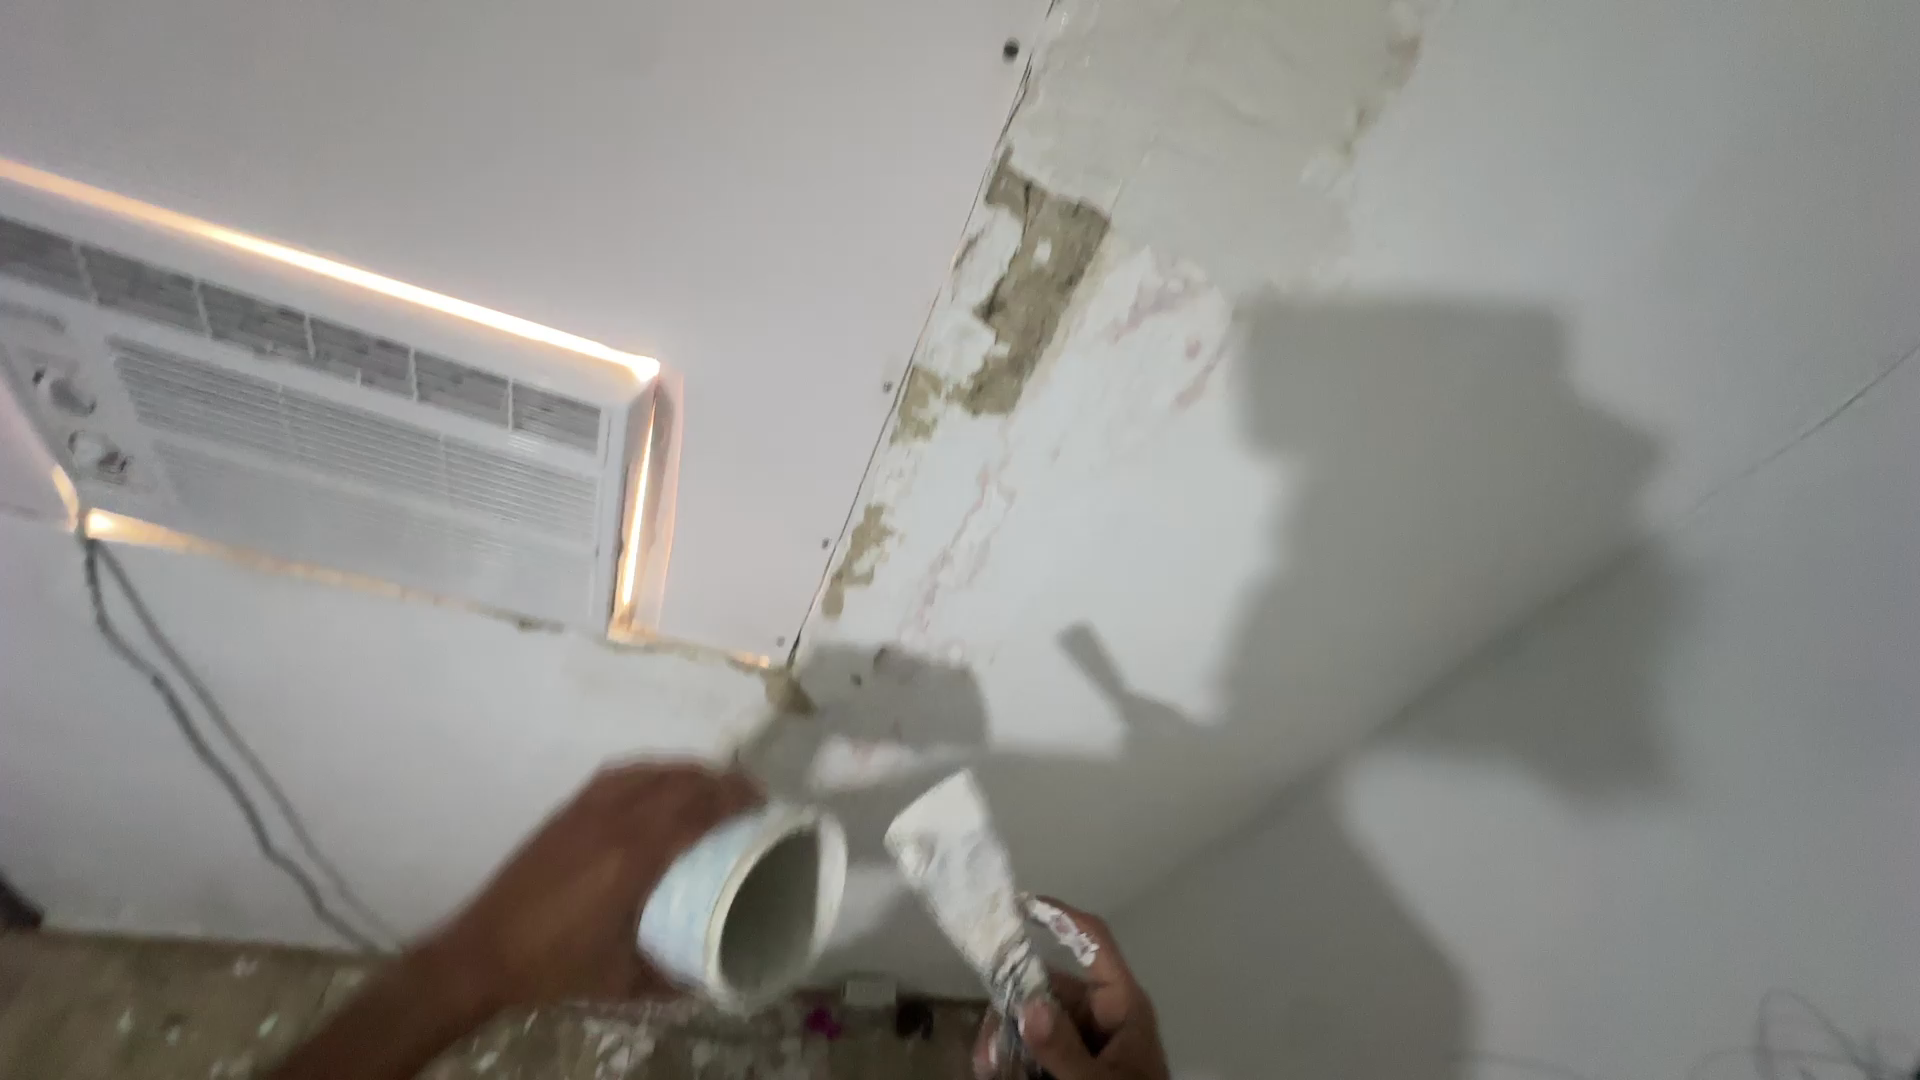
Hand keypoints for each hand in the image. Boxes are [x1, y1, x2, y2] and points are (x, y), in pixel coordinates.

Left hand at [422, 761, 761, 1009]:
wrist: (479, 953)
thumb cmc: (553, 966)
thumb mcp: (619, 979)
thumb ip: (670, 975)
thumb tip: (711, 977)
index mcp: (635, 858)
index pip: (700, 811)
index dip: (737, 800)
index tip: (763, 803)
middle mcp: (617, 821)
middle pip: (684, 782)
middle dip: (724, 781)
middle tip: (750, 794)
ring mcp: (591, 808)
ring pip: (656, 770)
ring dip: (693, 771)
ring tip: (714, 784)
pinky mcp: (572, 806)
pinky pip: (626, 772)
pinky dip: (657, 770)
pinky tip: (665, 780)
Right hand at [973, 898, 1169, 1079]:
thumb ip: (1064, 1049)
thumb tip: (1027, 1004)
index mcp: (1121, 1003)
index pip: (1093, 940)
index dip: (1061, 916)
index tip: (1021, 905)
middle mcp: (1101, 1014)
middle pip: (1048, 987)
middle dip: (1012, 1010)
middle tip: (987, 1049)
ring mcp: (1087, 1040)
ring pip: (1035, 1020)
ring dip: (1008, 1041)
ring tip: (988, 1068)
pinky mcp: (1073, 1064)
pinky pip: (1037, 1048)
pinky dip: (1016, 1059)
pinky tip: (996, 1072)